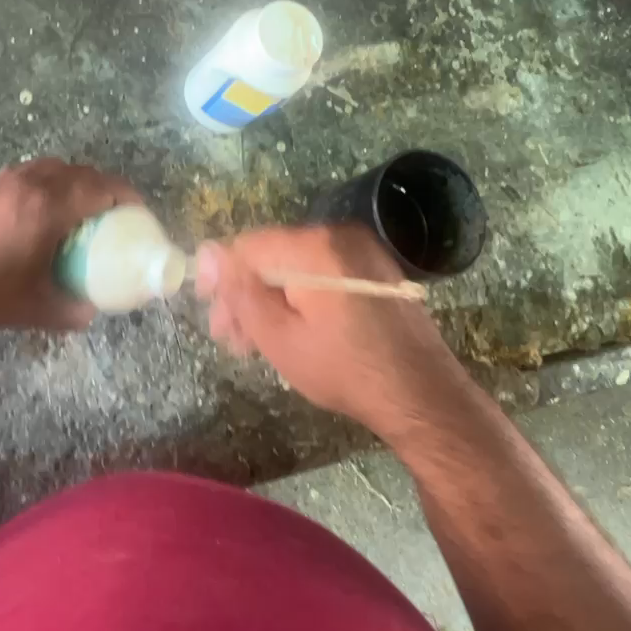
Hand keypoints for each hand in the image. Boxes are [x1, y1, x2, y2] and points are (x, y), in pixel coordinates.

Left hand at [0, 159, 140, 332]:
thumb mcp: (40, 309)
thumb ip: (75, 309)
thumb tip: (94, 309)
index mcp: (51, 206)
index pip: (104, 188)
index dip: (128, 198)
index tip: (140, 215)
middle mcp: (33, 183)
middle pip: (83, 173)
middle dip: (106, 189)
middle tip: (117, 216)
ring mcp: (8, 180)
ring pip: (57, 169)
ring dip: (78, 183)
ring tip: (85, 212)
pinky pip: (35, 174)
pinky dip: (54, 184)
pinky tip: (49, 214)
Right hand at [195, 225, 472, 439]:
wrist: (423, 394)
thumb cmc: (345, 370)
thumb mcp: (280, 338)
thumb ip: (240, 292)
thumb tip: (207, 253)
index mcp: (314, 247)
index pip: (247, 246)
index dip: (221, 277)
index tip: (214, 315)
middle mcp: (338, 236)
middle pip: (272, 255)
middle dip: (246, 294)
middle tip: (233, 339)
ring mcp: (362, 251)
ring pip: (297, 266)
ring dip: (272, 298)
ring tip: (259, 342)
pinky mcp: (376, 270)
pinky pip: (323, 273)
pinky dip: (302, 296)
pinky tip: (296, 331)